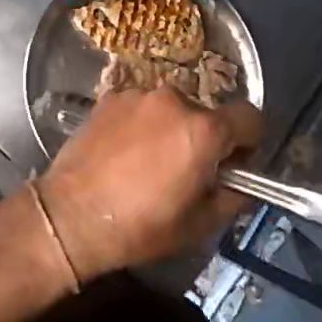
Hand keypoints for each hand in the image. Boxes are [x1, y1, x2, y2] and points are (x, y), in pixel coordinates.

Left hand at [37, 86, 260, 280]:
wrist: (71, 217)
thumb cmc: (141, 226)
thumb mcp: (200, 225)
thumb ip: (233, 198)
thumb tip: (242, 183)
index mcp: (204, 129)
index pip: (250, 117)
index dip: (248, 142)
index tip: (233, 165)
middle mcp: (175, 100)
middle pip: (206, 114)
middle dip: (204, 139)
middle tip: (185, 172)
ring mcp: (139, 95)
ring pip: (171, 110)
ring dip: (170, 129)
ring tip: (147, 163)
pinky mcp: (110, 98)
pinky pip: (140, 108)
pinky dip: (140, 125)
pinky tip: (122, 153)